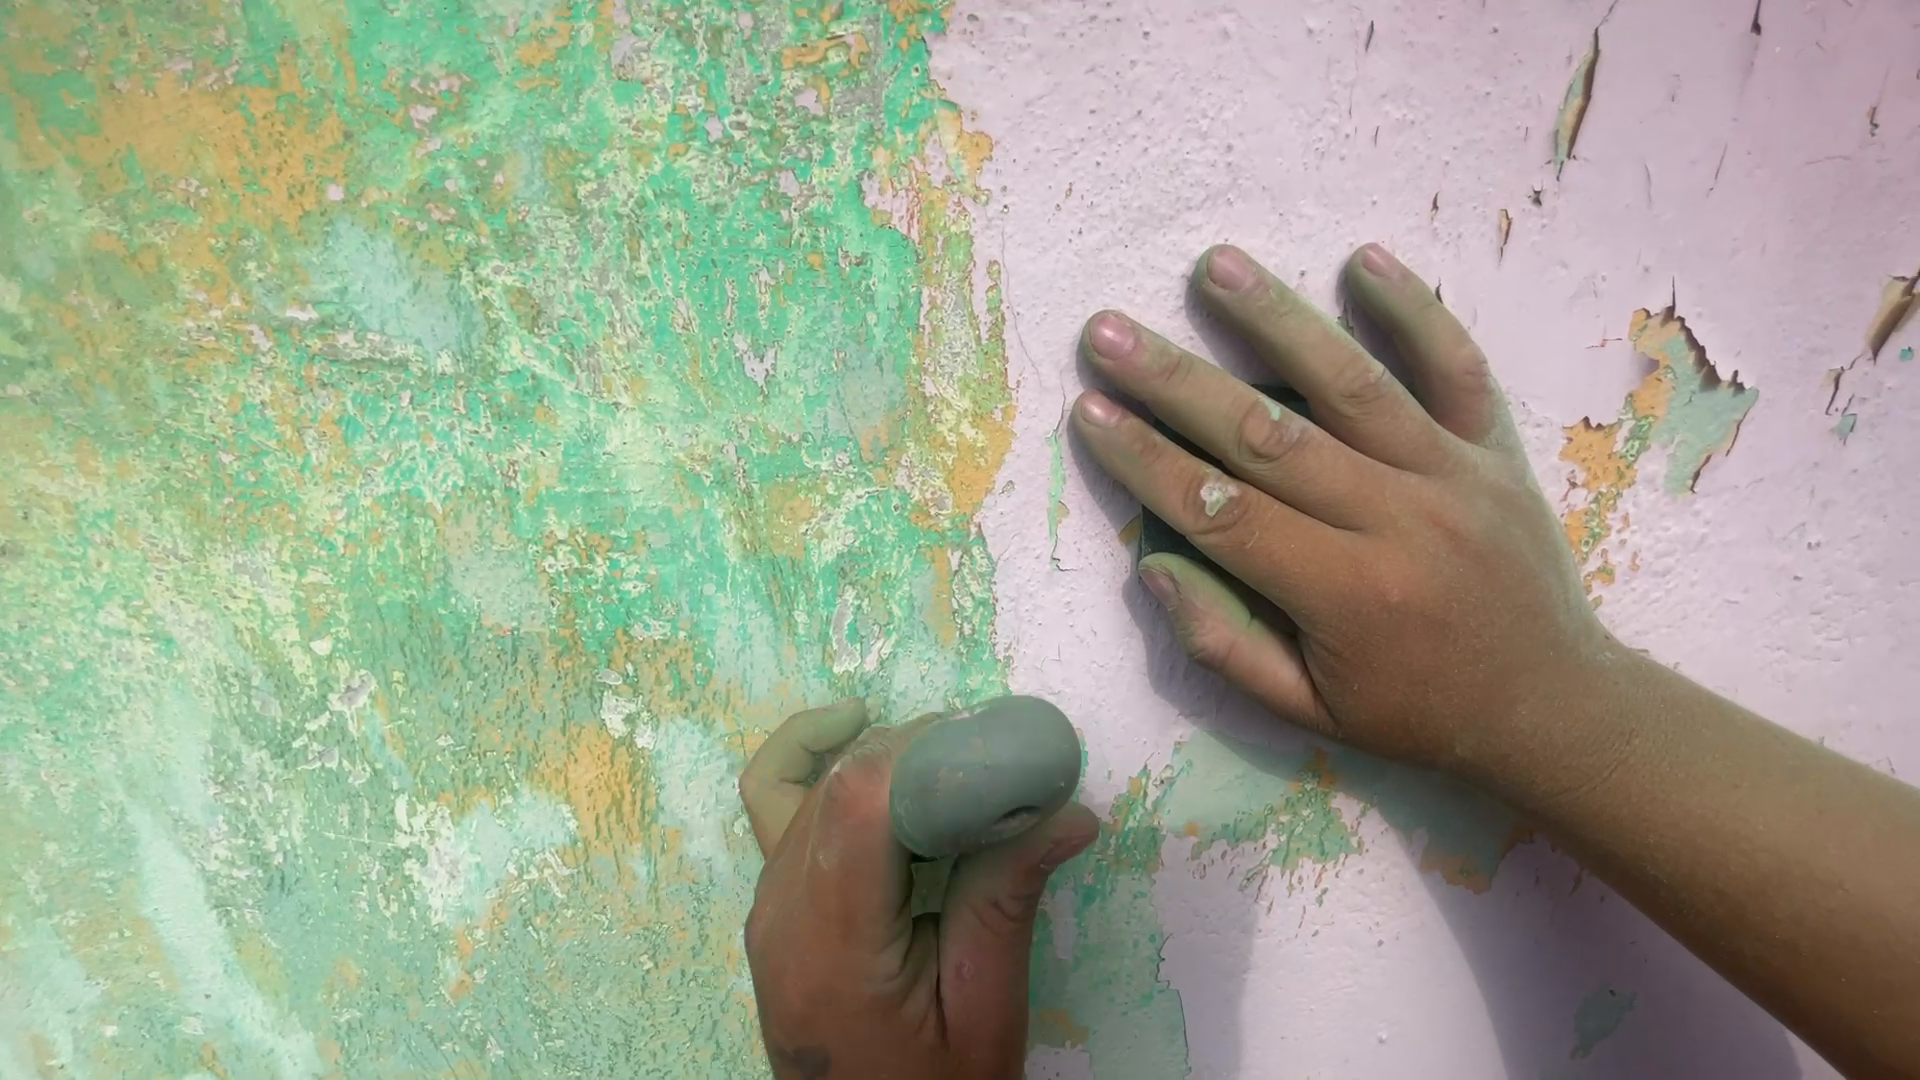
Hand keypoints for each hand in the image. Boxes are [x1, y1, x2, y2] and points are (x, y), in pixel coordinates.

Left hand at [739, 700, 1098, 1079]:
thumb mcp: (986, 1009)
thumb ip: (1007, 899)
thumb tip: (1071, 813)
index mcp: (833, 946)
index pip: (857, 804)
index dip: (921, 752)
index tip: (987, 745)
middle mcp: (781, 912)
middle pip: (834, 785)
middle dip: (912, 749)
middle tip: (982, 751)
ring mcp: (767, 904)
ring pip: (803, 784)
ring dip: (874, 753)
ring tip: (939, 755)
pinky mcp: (771, 902)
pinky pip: (775, 803)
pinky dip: (813, 759)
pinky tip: (855, 740)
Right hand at [1073, 244, 1621, 783]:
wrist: (1551, 706)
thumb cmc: (1410, 713)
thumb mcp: (1303, 711)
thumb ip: (1222, 645)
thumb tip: (1154, 568)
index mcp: (1343, 593)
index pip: (1220, 512)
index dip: (1146, 461)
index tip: (1091, 410)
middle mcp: (1396, 520)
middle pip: (1267, 435)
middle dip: (1176, 381)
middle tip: (1109, 332)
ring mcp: (1452, 474)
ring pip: (1352, 383)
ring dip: (1278, 320)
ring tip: (1216, 266)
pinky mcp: (1493, 450)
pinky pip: (1455, 368)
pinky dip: (1413, 311)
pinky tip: (1363, 260)